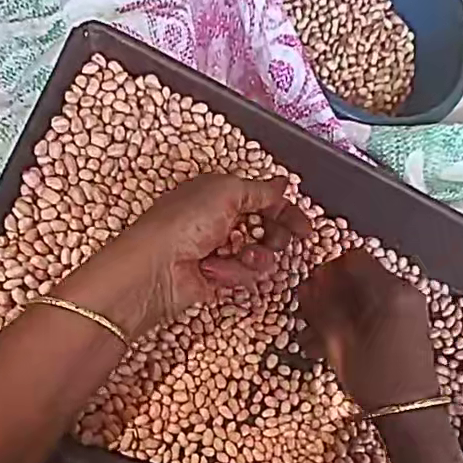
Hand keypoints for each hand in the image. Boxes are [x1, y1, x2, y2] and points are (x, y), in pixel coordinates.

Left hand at [55, 174, 305, 335]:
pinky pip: (242, 276)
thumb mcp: (228, 192)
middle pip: (265, 230)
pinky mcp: (216, 277)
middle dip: (273, 237)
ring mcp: (218, 251)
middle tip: (274, 241)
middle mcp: (219, 220)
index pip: (262, 200)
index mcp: (219, 193)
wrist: (157, 268)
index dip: (285, 212)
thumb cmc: (185, 222)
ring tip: (239, 257)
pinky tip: (215, 271)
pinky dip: (233, 274)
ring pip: (258, 256)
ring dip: (253, 257)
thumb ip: (260, 190)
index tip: (305, 229)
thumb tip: (282, 184)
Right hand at [297, 249, 436, 412]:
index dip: (326, 272)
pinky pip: (376, 311)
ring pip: (365, 296)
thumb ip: (320, 310)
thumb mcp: (339, 344)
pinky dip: (355, 321)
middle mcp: (404, 292)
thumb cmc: (375, 380)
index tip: (309, 292)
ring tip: (316, 338)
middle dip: (330, 295)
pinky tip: (335, 345)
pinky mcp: (408, 324)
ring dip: (339, 311)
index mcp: (389, 291)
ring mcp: (409, 308)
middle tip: (308, 317)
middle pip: (359, 278)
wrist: (411, 412)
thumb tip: (306, 288)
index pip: (353, 259)